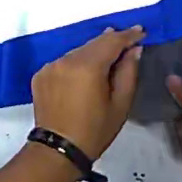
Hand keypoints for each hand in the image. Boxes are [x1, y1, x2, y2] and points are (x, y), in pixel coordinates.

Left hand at [31, 27, 144, 160]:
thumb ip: (128, 72)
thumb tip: (134, 50)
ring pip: (77, 52)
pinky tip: (84, 73)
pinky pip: (63, 62)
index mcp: (87, 66)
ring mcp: (50, 67)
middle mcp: (65, 60)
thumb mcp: (120, 104)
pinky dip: (76, 63)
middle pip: (92, 44)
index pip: (111, 41)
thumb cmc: (95, 130)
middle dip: (110, 41)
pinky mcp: (40, 75)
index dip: (127, 35)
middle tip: (128, 40)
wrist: (58, 150)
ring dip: (92, 53)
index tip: (140, 31)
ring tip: (107, 57)